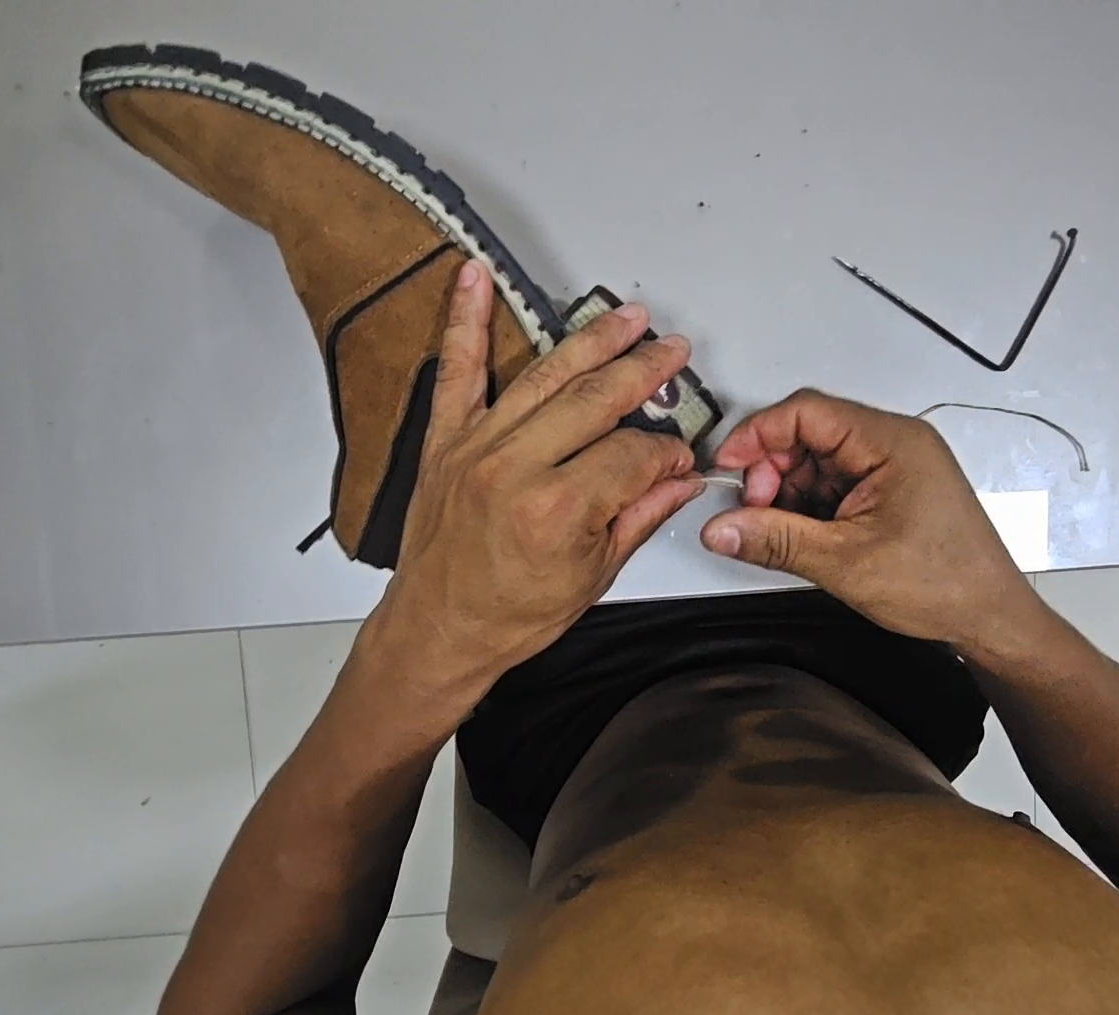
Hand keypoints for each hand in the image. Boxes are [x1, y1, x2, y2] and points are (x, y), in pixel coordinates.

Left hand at [361, 261, 704, 700]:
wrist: (439, 630)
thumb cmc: (506, 616)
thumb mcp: (594, 576)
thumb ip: (641, 516)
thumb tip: (679, 482)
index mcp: (556, 509)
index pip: (634, 454)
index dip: (667, 452)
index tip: (679, 456)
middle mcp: (513, 469)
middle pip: (595, 400)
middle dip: (644, 371)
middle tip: (671, 352)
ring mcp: (476, 448)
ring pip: (545, 375)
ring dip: (592, 340)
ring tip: (626, 319)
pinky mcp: (447, 441)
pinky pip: (457, 372)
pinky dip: (464, 322)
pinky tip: (474, 281)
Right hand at [699, 389, 1043, 651]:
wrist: (989, 618)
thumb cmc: (946, 584)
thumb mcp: (846, 563)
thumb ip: (775, 541)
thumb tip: (723, 528)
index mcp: (892, 442)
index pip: (807, 412)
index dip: (758, 435)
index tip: (728, 466)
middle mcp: (893, 444)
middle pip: (806, 435)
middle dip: (770, 471)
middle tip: (753, 511)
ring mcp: (889, 467)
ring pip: (814, 463)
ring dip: (786, 494)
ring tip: (782, 532)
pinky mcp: (885, 490)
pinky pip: (830, 485)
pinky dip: (806, 508)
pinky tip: (803, 536)